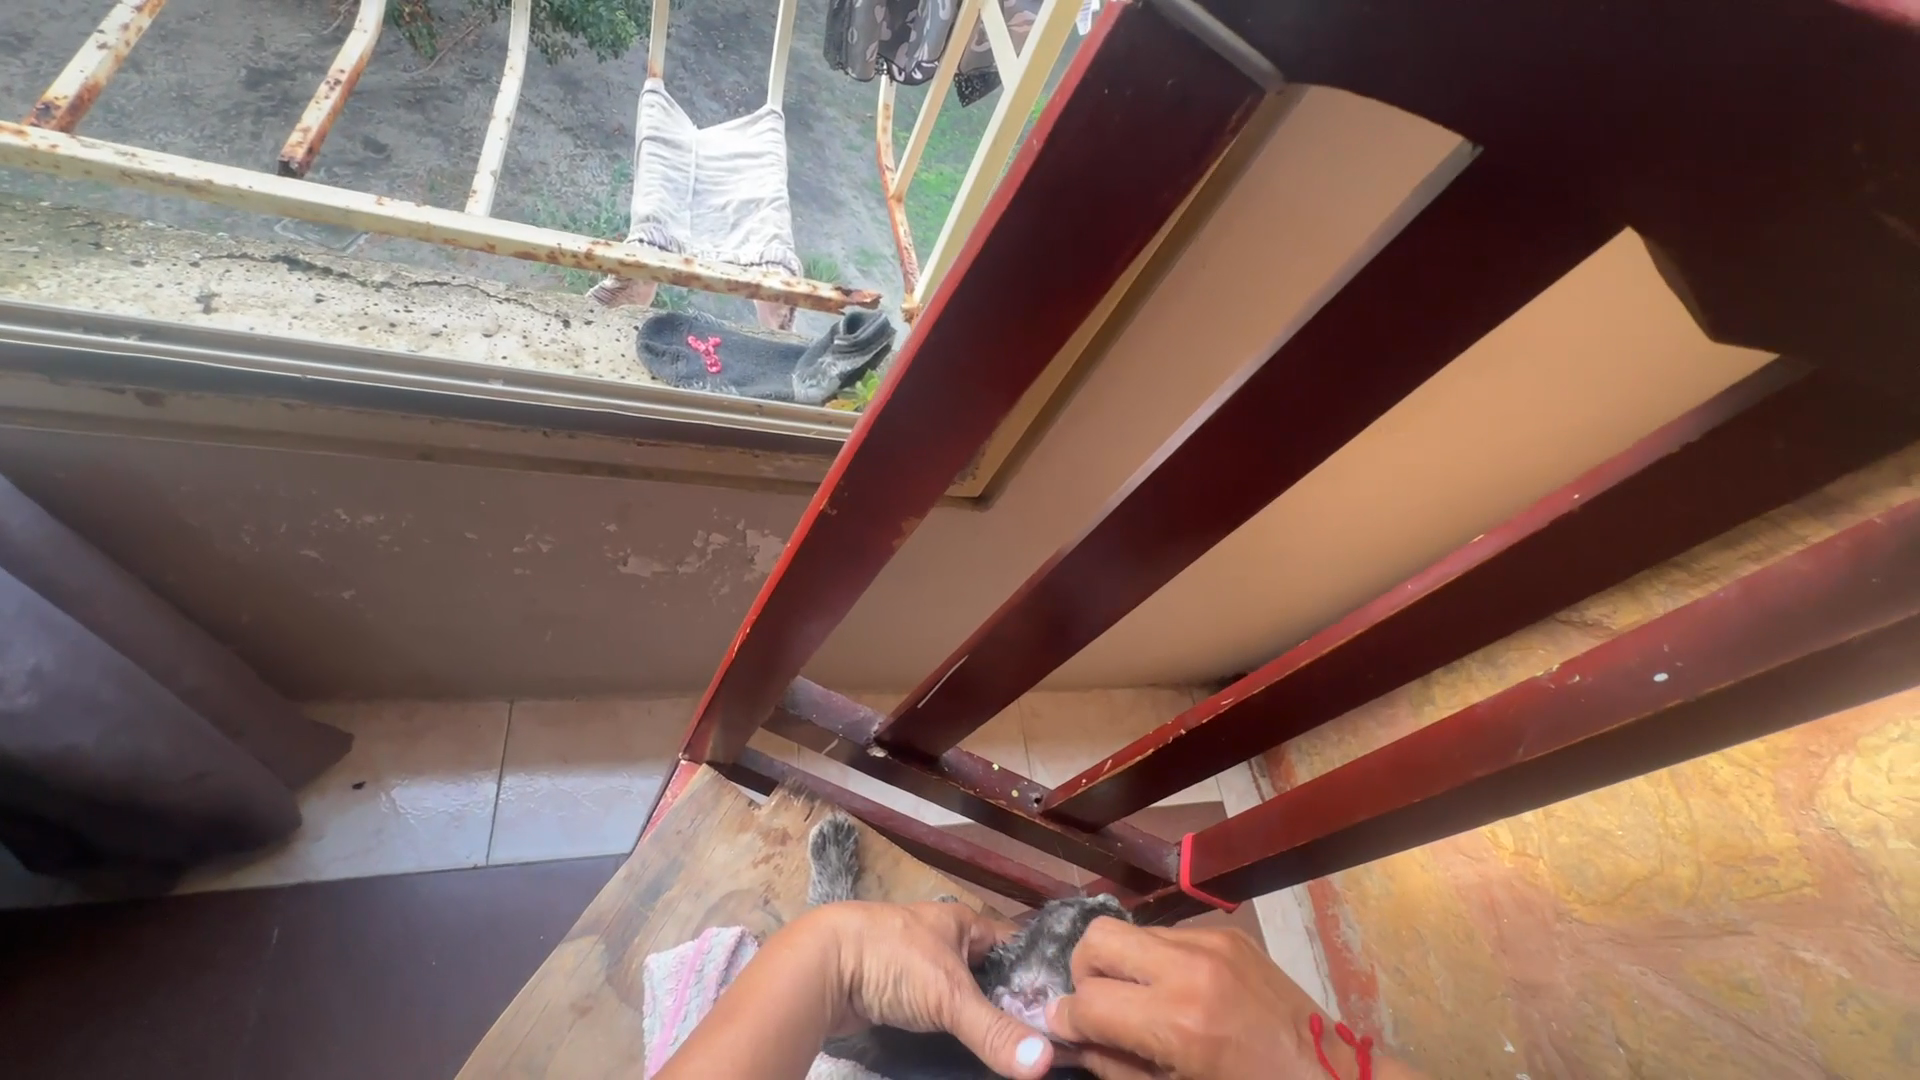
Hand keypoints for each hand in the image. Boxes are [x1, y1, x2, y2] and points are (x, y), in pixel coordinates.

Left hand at [810, 901, 1059, 1077]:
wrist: (823, 965)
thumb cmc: (894, 961)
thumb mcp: (950, 995)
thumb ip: (995, 1030)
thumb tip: (1048, 1062)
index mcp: (962, 922)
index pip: (1014, 945)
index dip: (1037, 972)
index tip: (1064, 1007)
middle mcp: (944, 937)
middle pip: (989, 970)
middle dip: (1010, 1000)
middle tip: (1043, 1036)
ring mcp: (918, 963)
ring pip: (962, 990)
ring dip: (980, 1015)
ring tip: (1012, 1047)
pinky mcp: (897, 989)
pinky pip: (937, 1007)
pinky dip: (953, 1025)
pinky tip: (969, 1047)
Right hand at [1045, 919, 1354, 1079]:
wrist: (1336, 1078)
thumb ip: (1116, 1064)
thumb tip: (1072, 1035)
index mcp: (1180, 1022)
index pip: (1088, 1002)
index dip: (1064, 1018)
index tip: (1060, 1027)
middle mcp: (1189, 967)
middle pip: (1097, 939)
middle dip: (1082, 972)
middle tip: (1095, 1003)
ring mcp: (1210, 941)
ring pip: (1130, 931)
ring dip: (1120, 964)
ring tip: (1137, 998)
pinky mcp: (1226, 931)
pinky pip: (1168, 935)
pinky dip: (1158, 961)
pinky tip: (1178, 990)